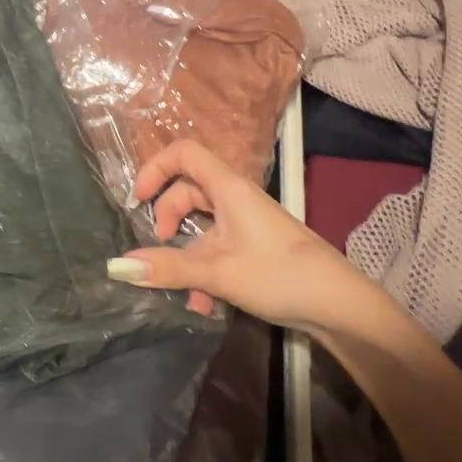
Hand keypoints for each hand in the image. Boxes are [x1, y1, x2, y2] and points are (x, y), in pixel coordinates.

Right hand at [105, 139, 392, 335]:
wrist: (342, 308)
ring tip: (183, 292)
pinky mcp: (255, 248)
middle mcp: (236, 199)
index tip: (138, 199)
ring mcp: (247, 224)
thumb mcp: (218, 273)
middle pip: (188, 191)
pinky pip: (217, 248)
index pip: (184, 153)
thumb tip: (119, 266)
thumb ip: (167, 268)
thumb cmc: (280, 275)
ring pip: (202, 227)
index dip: (155, 168)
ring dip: (186, 256)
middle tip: (158, 245)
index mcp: (228, 188)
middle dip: (167, 218)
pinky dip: (204, 271)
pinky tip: (204, 306)